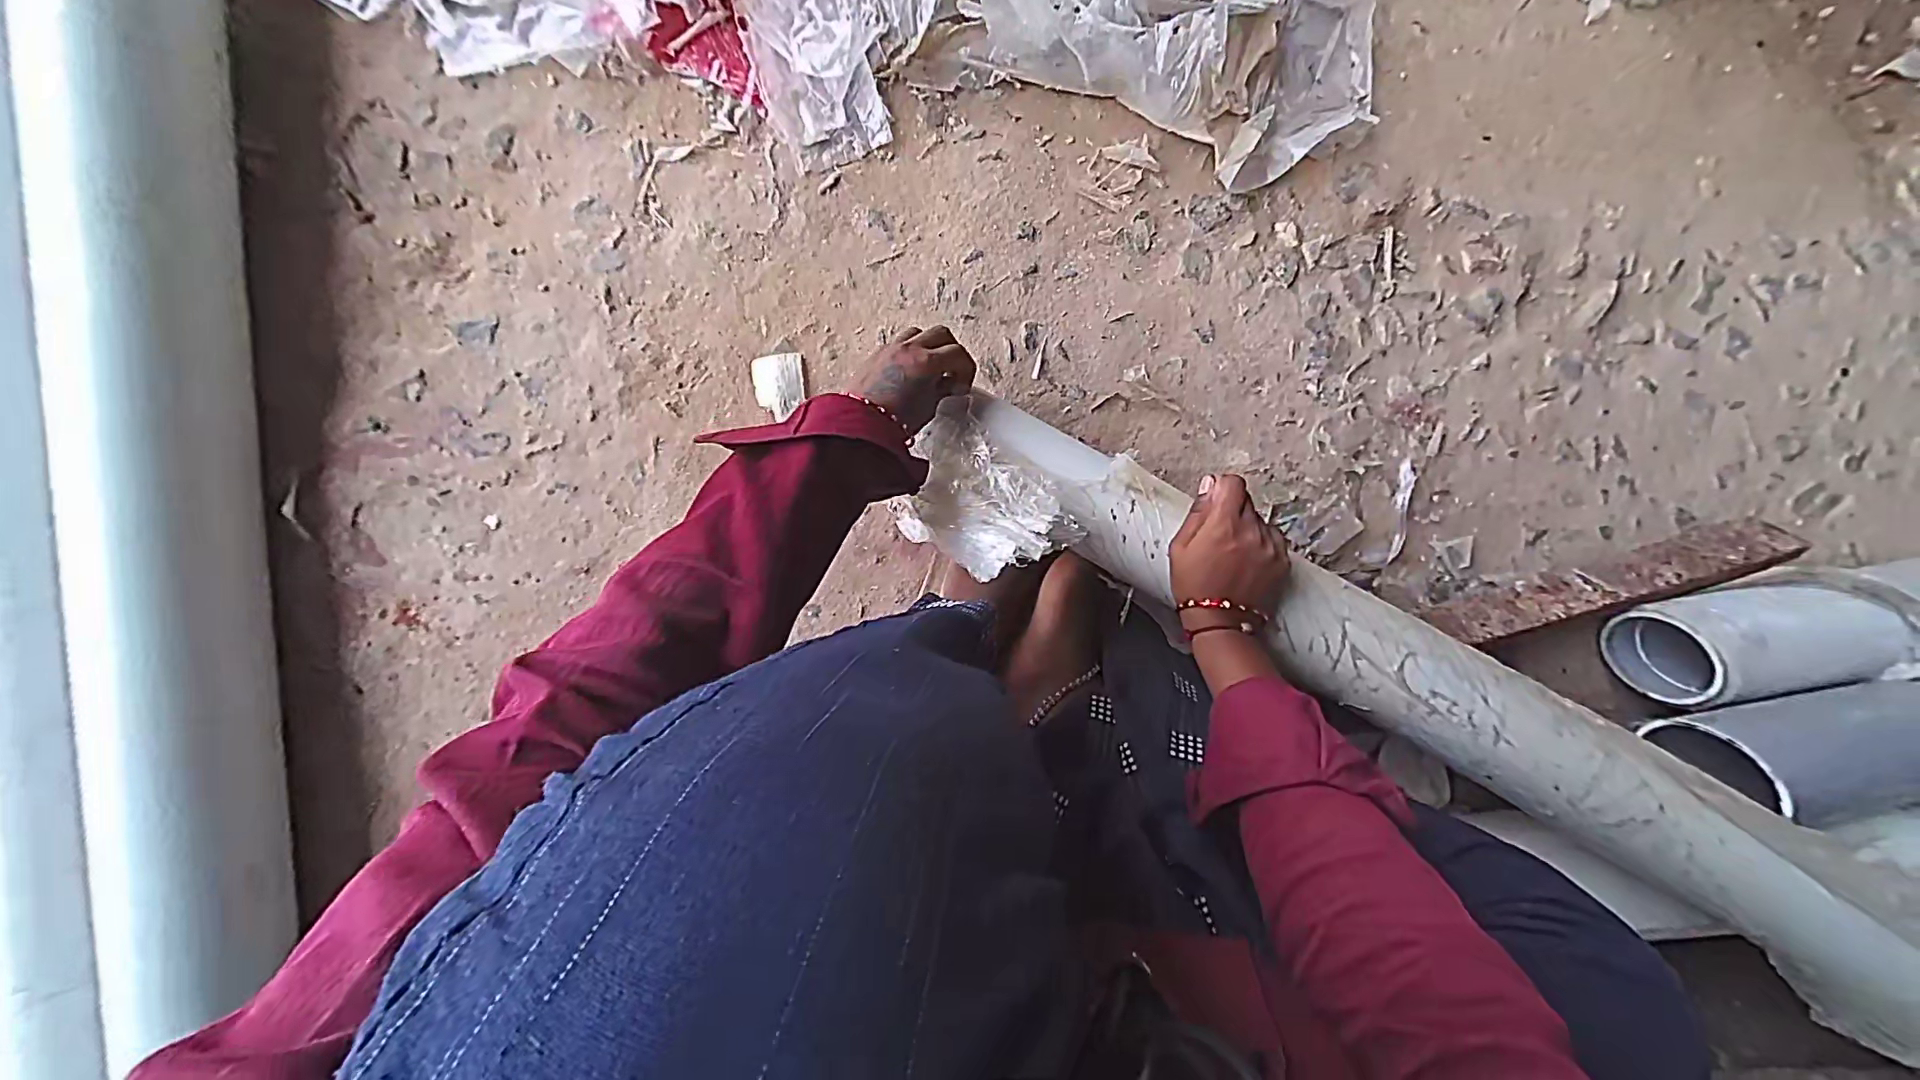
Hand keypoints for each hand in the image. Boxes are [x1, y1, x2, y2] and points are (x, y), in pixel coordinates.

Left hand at [852, 326, 975, 433]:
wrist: (861, 423)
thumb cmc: (893, 421)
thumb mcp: (928, 407)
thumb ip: (941, 390)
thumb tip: (948, 384)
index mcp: (926, 362)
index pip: (958, 354)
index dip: (966, 370)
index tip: (963, 384)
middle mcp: (909, 349)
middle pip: (941, 334)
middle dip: (952, 352)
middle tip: (953, 371)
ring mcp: (892, 348)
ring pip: (919, 333)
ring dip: (930, 345)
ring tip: (932, 367)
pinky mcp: (877, 354)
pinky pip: (900, 342)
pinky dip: (911, 350)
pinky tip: (912, 369)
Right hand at [1170, 474, 1290, 635]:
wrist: (1220, 620)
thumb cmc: (1194, 585)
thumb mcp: (1180, 546)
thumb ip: (1198, 512)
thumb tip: (1210, 486)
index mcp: (1224, 524)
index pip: (1233, 484)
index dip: (1222, 488)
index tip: (1216, 499)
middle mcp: (1252, 531)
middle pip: (1246, 501)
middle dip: (1232, 511)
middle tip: (1219, 533)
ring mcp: (1270, 546)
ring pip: (1260, 520)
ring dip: (1248, 528)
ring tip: (1233, 551)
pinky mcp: (1282, 560)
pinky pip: (1273, 539)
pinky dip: (1261, 543)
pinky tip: (1246, 560)